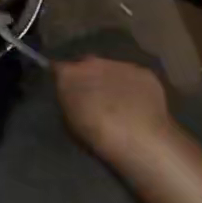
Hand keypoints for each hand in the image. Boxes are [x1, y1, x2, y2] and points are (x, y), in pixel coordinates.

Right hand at [53, 57, 175, 159]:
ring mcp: (121, 64)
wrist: (139, 140)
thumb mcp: (70, 122)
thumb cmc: (97, 137)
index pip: (57, 68)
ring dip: (110, 79)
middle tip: (92, 95)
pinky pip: (133, 76)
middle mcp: (94, 62)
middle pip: (86, 64)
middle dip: (87, 75)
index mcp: (70, 74)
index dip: (60, 77)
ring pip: (111, 68)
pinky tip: (137, 103)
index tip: (64, 87)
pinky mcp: (144, 72)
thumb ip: (68, 100)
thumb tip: (72, 95)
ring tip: (118, 100)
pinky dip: (132, 85)